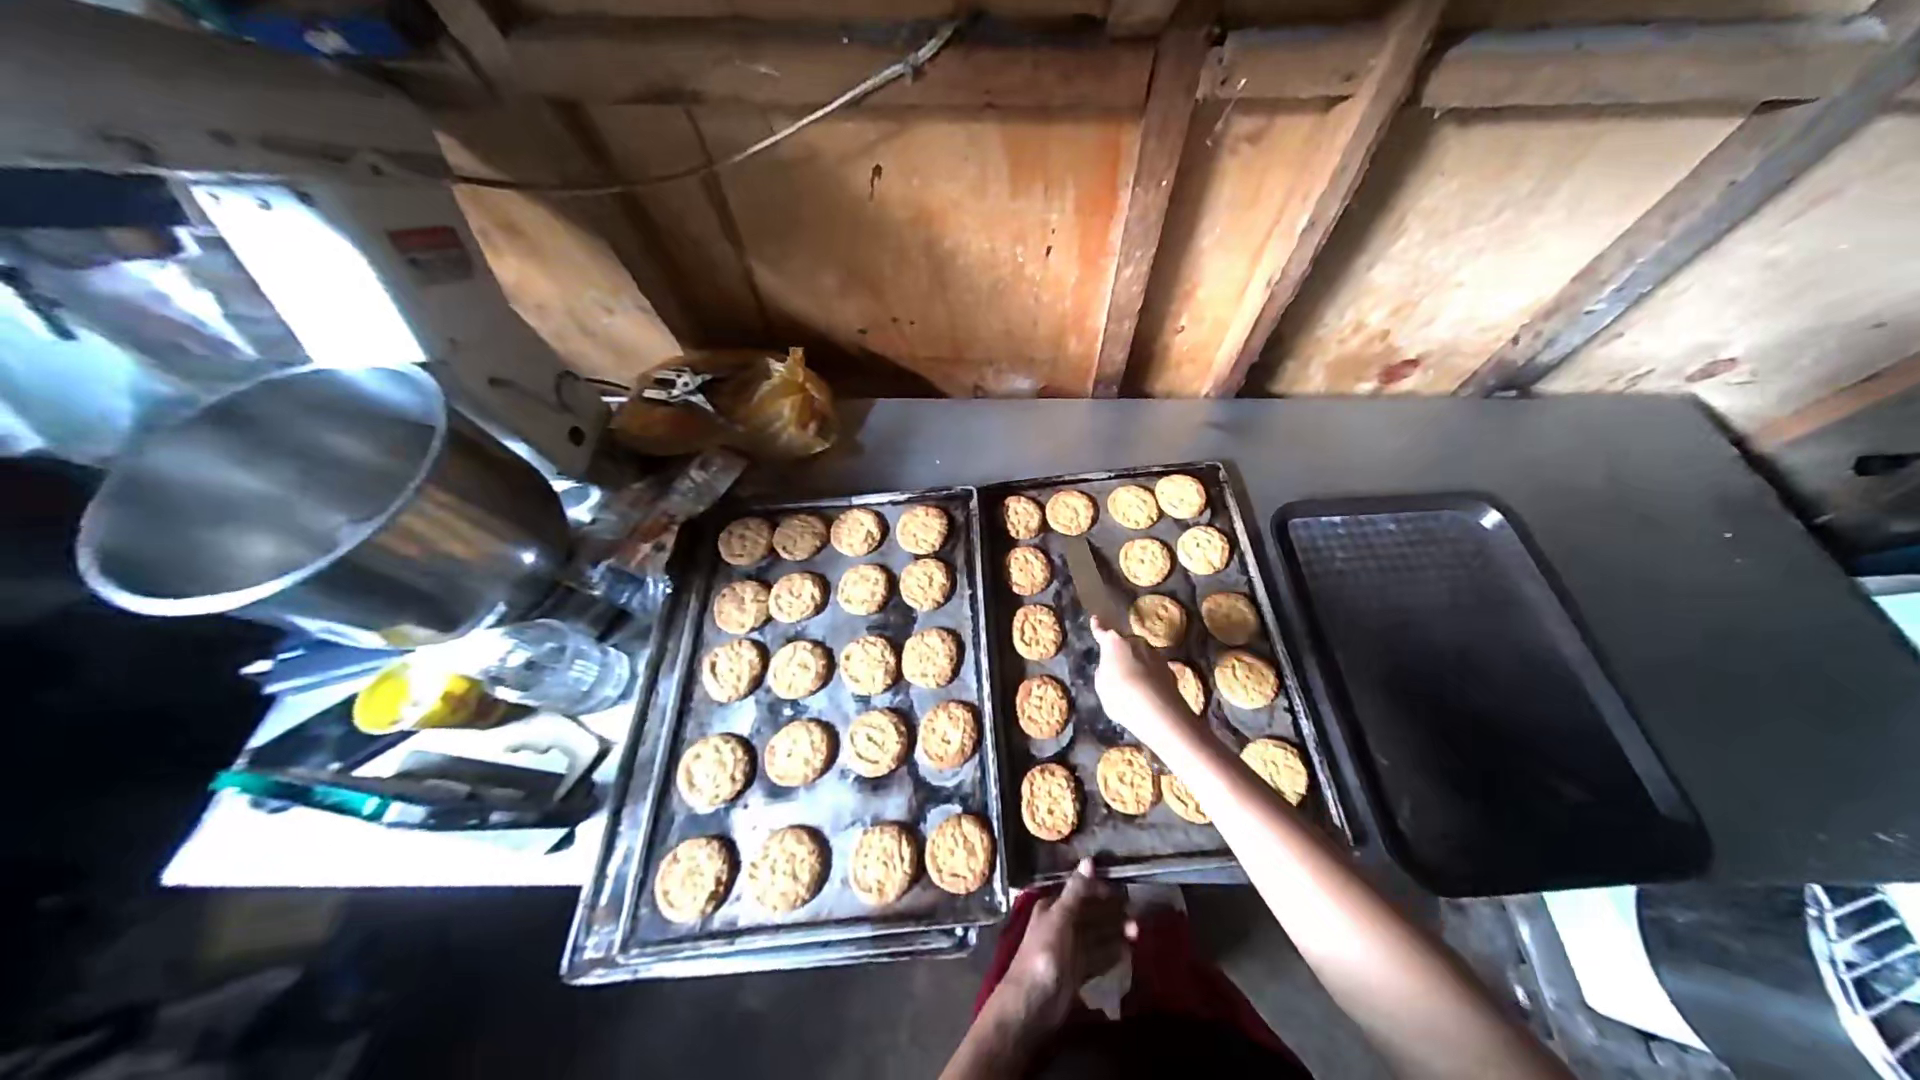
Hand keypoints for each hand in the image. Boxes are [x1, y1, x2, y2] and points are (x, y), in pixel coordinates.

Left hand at [995, 859, 1130, 1028]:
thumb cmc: (1045, 953)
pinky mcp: (1078, 971)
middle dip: (1112, 912)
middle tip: (1137, 912)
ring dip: (1116, 932)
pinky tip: (1128, 951)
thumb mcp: (1060, 917)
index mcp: (1053, 907)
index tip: (1122, 890)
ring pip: (1097, 935)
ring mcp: (1071, 949)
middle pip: (1091, 914)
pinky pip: (1098, 957)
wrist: (1034, 1002)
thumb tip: (1090, 860)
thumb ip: (1077, 891)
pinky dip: (1112, 953)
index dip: (1099, 889)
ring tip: (1137, 931)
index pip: (1079, 892)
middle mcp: (1062, 924)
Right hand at [1092, 616, 1196, 748]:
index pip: (1102, 632)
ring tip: (1135, 683)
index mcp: (1113, 643)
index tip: (1095, 619)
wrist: (1158, 711)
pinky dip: (1150, 675)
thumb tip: (1109, 667)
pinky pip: (1154, 668)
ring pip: (1142, 655)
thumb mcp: (1102, 687)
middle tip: (1119, 668)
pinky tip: (1149, 690)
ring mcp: (1154, 653)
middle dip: (1122, 652)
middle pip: (1126, 643)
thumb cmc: (1120, 697)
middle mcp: (1135, 642)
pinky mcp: (1169, 668)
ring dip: (1138, 664)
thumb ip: (1104, 672)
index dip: (1097, 627)